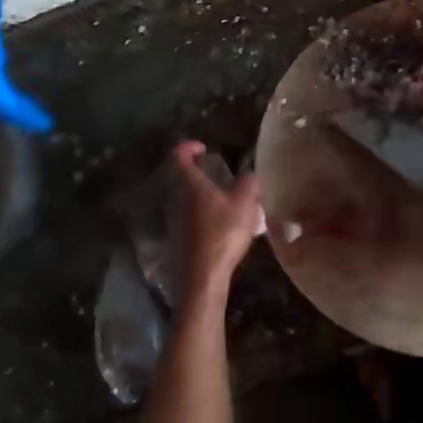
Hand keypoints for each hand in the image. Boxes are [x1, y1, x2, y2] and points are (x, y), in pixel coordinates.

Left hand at [170, 140, 262, 289]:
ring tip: (224, 199)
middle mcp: (175, 198)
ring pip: (184, 198)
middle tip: (216, 172)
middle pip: (181, 178)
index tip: (204, 147)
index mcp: (190, 185)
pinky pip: (188, 217)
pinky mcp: (176, 238)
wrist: (201, 275)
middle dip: (197, 172)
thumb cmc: (222, 233)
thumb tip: (249, 173)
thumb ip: (249, 184)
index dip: (189, 147)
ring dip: (200, 194)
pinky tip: (220, 224)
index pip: (179, 156)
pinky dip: (201, 213)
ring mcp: (173, 219)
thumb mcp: (245, 205)